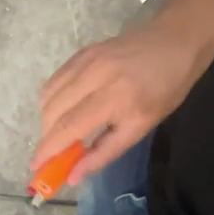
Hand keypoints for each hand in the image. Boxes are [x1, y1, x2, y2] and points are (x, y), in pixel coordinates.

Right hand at [31, 15, 213, 187]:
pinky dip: (51, 101)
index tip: (36, 167)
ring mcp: (85, 61)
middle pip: (51, 113)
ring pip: (47, 97)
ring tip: (60, 132)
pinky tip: (63, 110)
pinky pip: (53, 82)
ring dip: (47, 120)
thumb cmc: (166, 87)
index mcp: (114, 97)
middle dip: (46, 138)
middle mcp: (94, 76)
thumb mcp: (141, 127)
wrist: (177, 38)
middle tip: (55, 153)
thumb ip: (104, 153)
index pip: (68, 127)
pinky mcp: (81, 53)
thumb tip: (73, 177)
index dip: (48, 150)